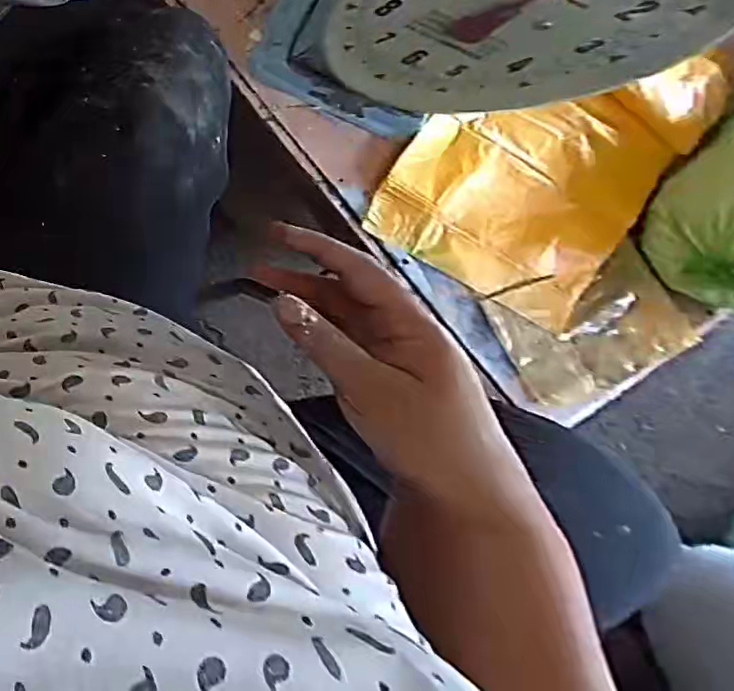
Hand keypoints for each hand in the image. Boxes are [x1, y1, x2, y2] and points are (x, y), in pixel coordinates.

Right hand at [250, 224, 543, 521]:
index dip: (316, 247)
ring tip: (266, 291)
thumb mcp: (370, 388)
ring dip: (307, 302)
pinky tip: (297, 327)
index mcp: (411, 324)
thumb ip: (323, 341)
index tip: (279, 233)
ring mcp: (396, 353)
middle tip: (259, 266)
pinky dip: (318, 329)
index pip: (358, 270)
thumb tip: (281, 301)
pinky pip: (347, 340)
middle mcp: (403, 331)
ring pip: (344, 315)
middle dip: (302, 274)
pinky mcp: (388, 375)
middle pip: (347, 290)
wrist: (474, 501)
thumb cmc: (432, 442)